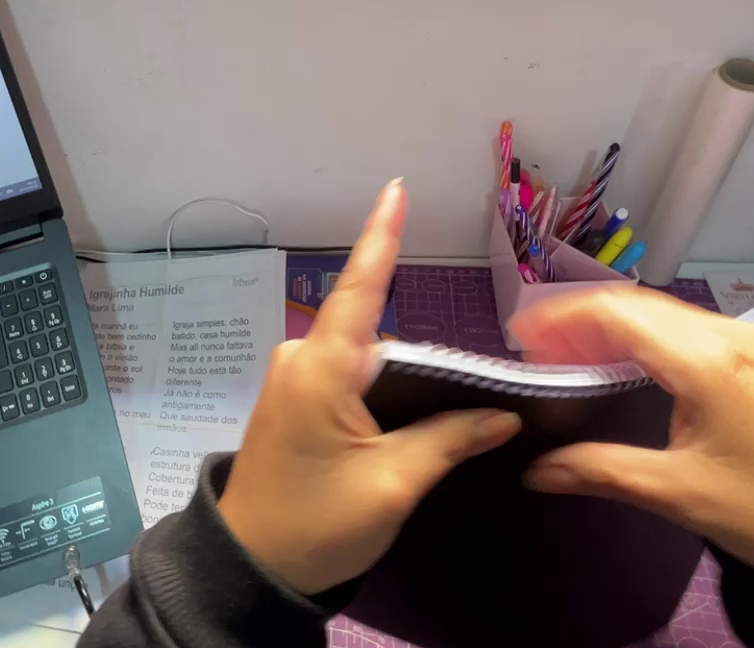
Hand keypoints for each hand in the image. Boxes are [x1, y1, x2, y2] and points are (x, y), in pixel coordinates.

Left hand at [217, 179, 521, 594]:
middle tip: (463, 404)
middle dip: (418, 359)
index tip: (395, 189)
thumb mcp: (392, 484)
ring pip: (361, 358)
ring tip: (424, 429)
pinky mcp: (293, 394)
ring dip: (396, 380)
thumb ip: (447, 440)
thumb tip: (500, 415)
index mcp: (321, 366)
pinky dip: (375, 389)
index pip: (360, 288)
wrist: (252, 564)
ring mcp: (293, 374)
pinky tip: (398, 422)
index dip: (380, 236)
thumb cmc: (318, 523)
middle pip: (373, 332)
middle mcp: (302, 356)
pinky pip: (343, 374)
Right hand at [512, 287, 753, 577]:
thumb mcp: (687, 496)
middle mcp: (733, 335)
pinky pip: (699, 332)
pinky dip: (655, 339)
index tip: (520, 336)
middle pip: (637, 305)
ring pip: (669, 316)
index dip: (559, 315)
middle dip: (581, 320)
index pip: (613, 311)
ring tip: (583, 360)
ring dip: (618, 328)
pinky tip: (644, 370)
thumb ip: (601, 471)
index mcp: (707, 359)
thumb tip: (535, 472)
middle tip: (542, 352)